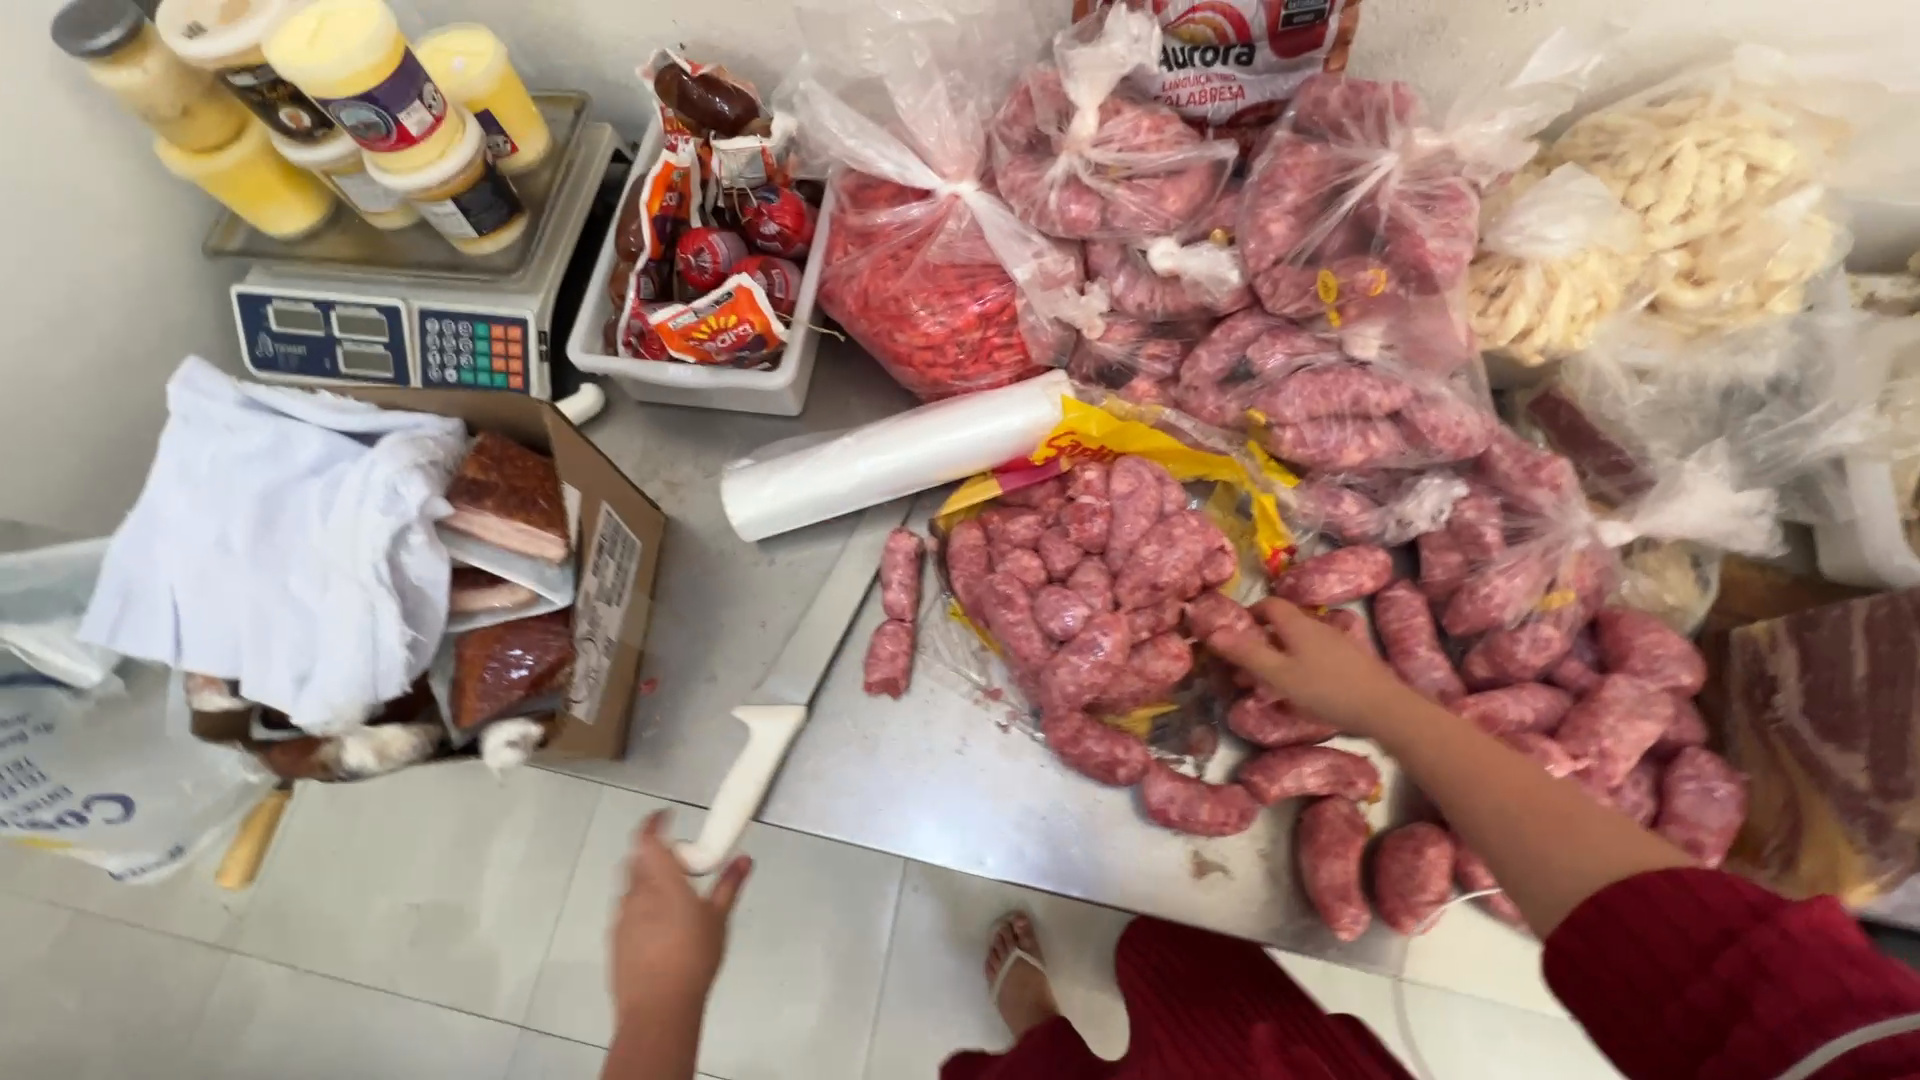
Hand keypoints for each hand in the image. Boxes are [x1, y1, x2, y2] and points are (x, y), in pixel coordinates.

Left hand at [610, 810, 751, 1019]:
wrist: (657, 1009)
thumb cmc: (693, 957)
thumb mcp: (719, 919)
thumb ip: (730, 885)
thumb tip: (744, 859)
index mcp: (662, 882)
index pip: (647, 840)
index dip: (652, 823)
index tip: (665, 815)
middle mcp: (636, 895)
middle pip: (636, 861)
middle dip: (652, 853)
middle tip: (677, 861)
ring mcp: (621, 919)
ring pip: (630, 888)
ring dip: (645, 881)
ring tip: (671, 897)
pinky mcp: (615, 942)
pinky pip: (627, 912)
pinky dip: (640, 907)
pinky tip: (660, 928)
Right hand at [1203, 597, 1422, 736]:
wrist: (1386, 709)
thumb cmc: (1326, 689)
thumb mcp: (1278, 674)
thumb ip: (1246, 653)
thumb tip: (1212, 632)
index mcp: (1298, 624)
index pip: (1270, 605)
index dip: (1250, 614)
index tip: (1234, 632)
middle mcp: (1318, 627)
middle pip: (1284, 624)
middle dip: (1261, 640)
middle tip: (1244, 665)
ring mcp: (1338, 644)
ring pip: (1300, 642)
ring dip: (1280, 655)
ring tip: (1266, 683)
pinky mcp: (1352, 662)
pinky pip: (1316, 656)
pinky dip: (1300, 665)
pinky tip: (1300, 690)